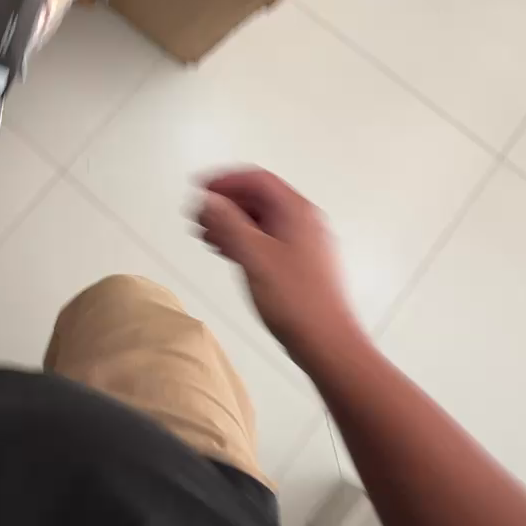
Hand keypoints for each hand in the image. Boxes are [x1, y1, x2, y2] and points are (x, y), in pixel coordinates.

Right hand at [194, 167, 367, 366]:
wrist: (328, 346)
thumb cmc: (293, 299)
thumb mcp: (254, 255)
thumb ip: (228, 222)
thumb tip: (208, 199)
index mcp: (297, 212)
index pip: (257, 179)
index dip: (224, 180)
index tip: (197, 190)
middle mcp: (303, 221)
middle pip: (258, 198)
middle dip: (224, 203)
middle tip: (196, 216)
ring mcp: (303, 243)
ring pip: (260, 220)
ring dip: (230, 222)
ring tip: (204, 234)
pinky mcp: (299, 263)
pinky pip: (265, 239)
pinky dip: (242, 238)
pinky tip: (224, 250)